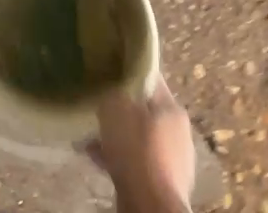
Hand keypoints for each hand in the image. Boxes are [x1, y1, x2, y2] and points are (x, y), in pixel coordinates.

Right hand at [89, 81, 196, 212]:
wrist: (150, 203)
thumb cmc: (136, 148)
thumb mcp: (115, 107)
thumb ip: (112, 91)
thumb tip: (110, 86)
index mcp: (173, 109)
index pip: (150, 78)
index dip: (127, 71)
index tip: (107, 68)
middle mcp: (178, 132)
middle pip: (143, 110)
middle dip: (119, 108)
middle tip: (96, 105)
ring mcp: (172, 160)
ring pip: (137, 138)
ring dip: (115, 135)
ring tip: (89, 134)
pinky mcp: (162, 181)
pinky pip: (135, 161)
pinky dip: (116, 156)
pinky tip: (94, 155)